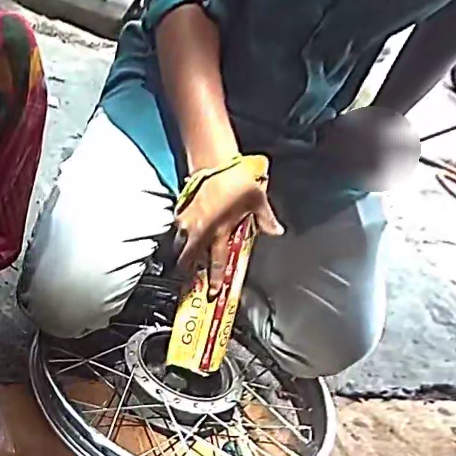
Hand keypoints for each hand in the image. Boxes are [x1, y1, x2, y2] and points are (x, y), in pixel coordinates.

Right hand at [175, 162, 282, 296]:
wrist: (216, 164)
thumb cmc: (237, 182)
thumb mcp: (257, 200)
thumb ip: (265, 220)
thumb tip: (277, 231)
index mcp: (219, 233)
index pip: (216, 264)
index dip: (215, 280)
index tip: (213, 292)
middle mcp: (199, 233)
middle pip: (187, 261)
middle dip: (189, 270)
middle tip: (192, 274)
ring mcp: (186, 225)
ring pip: (179, 248)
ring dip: (184, 253)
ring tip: (188, 254)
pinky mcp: (179, 215)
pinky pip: (177, 232)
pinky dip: (182, 236)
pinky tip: (188, 232)